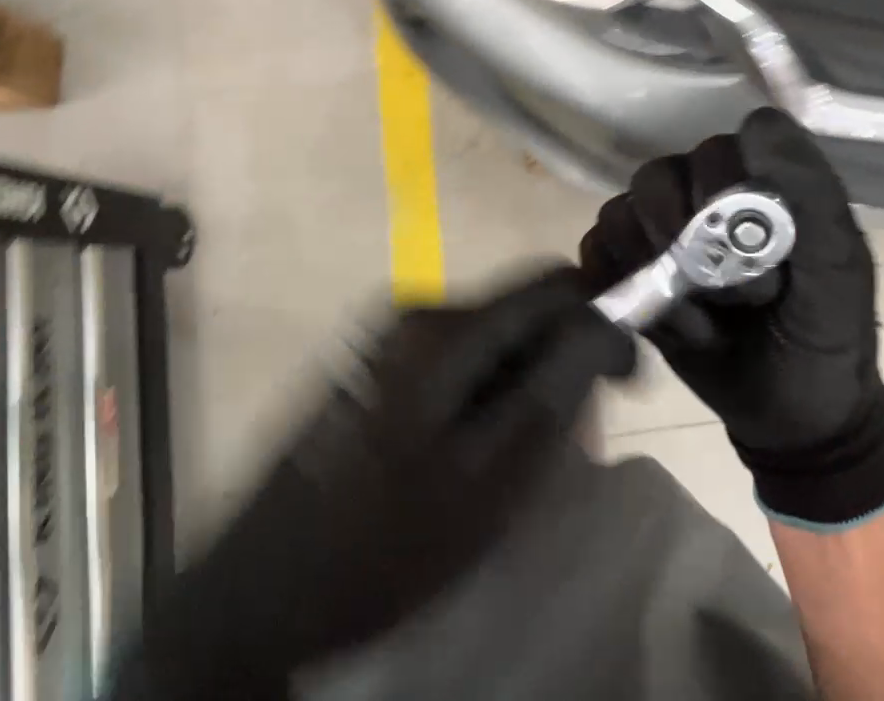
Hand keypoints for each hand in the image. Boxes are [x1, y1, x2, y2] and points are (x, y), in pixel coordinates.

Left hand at [120, 269, 634, 695]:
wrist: (257, 596)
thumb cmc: (386, 544)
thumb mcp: (495, 473)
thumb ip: (560, 383)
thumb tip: (605, 323)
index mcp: (443, 327)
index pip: (555, 286)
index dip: (604, 325)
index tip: (626, 388)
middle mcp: (411, 311)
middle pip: (521, 313)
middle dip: (562, 365)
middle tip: (573, 442)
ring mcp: (383, 337)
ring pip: (491, 342)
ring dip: (524, 387)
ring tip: (525, 462)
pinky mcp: (370, 367)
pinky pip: (454, 363)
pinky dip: (485, 397)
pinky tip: (476, 458)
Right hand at [579, 108, 883, 528]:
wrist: (792, 415)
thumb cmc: (823, 337)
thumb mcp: (838, 270)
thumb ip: (812, 196)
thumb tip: (759, 127)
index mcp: (766, 181)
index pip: (728, 140)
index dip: (729, 182)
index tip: (747, 238)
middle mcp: (709, 193)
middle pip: (662, 174)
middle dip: (684, 236)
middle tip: (724, 294)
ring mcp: (663, 231)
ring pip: (623, 208)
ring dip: (655, 269)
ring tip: (699, 320)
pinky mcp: (627, 270)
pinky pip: (595, 248)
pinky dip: (620, 285)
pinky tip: (666, 326)